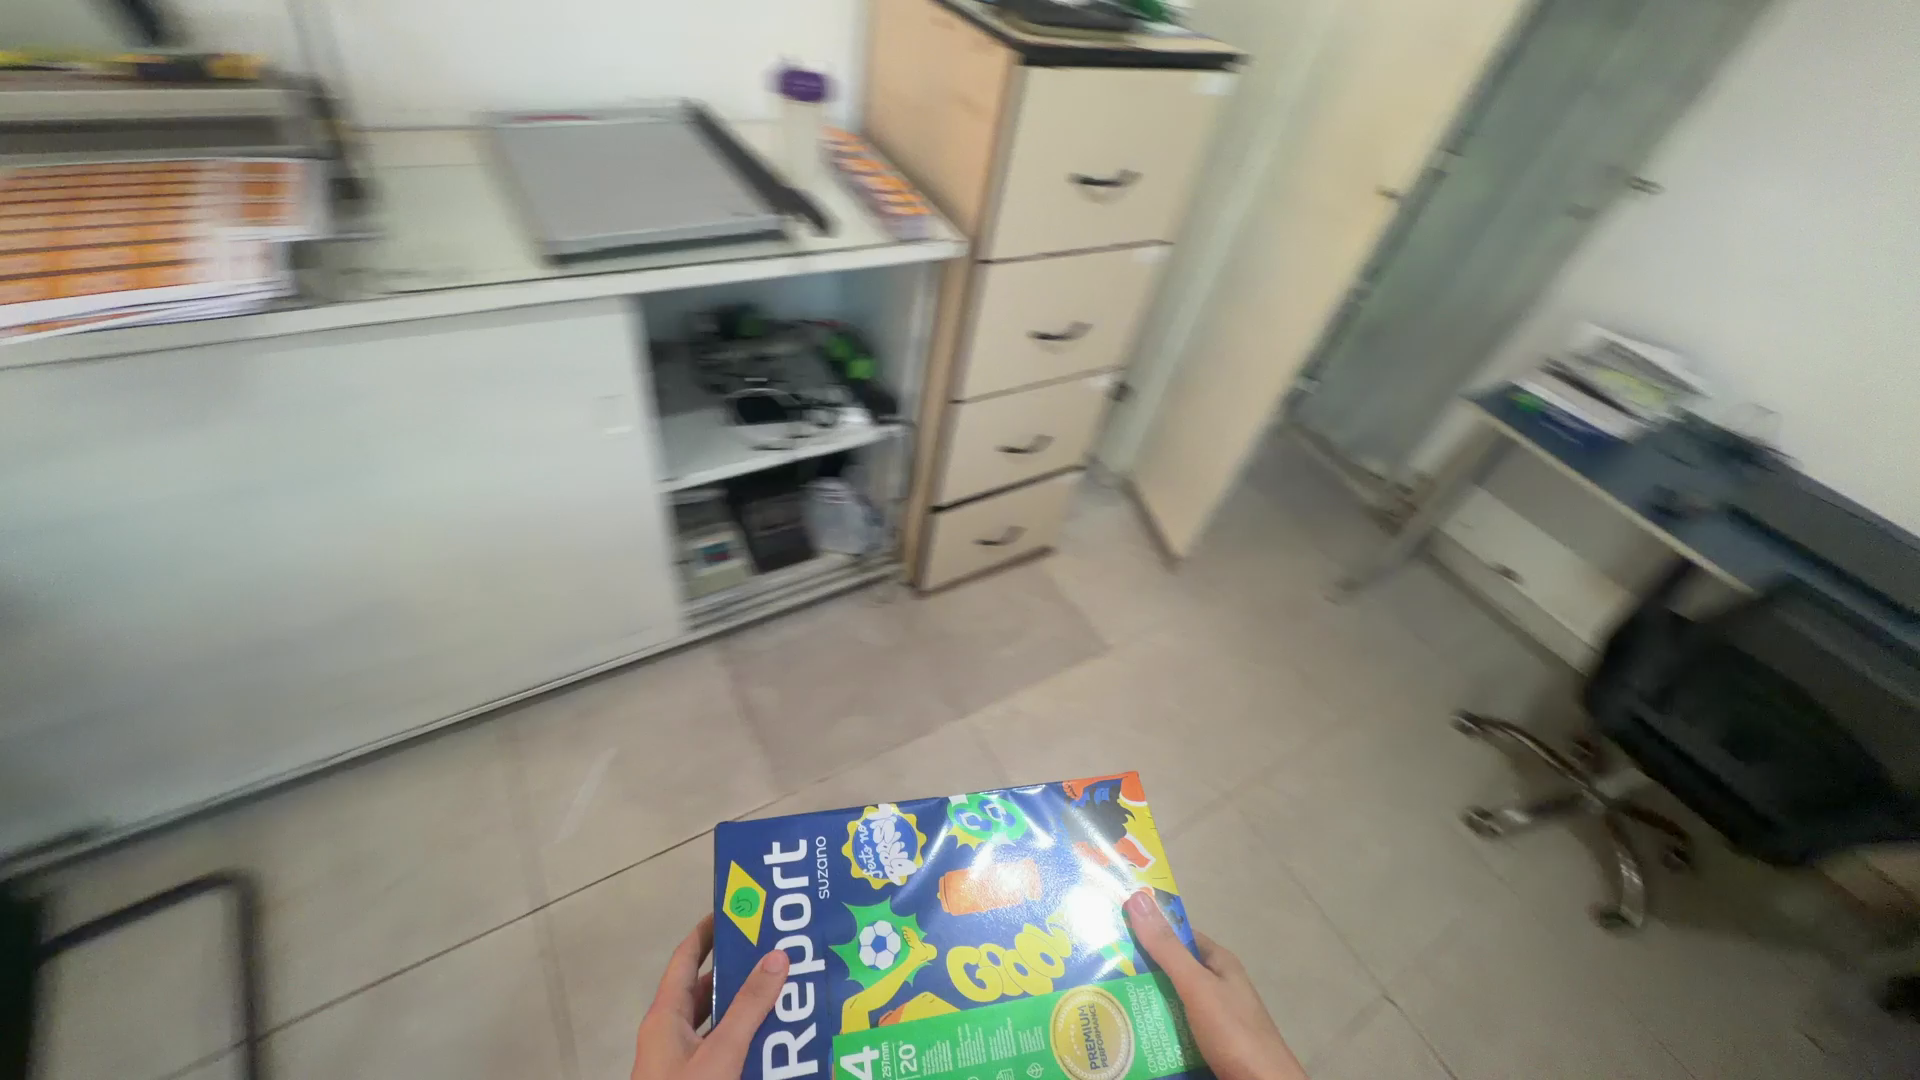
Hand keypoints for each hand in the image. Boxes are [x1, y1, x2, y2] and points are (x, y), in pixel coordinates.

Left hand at [633, 914, 792, 1079]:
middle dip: (742, 968)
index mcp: (665, 1017)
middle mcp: (671, 1036)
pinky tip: (781, 1038)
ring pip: (719, 1022)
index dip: (708, 930)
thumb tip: (777, 953)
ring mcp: (683, 1065)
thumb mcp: (721, 1053)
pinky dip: (750, 1038)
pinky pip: (726, 1050)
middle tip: (780, 946)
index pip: (686, 958)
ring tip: (789, 986)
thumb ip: (750, 1005)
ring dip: (749, 1006)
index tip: (739, 908)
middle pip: (707, 989)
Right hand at [1124, 891, 1306, 1079]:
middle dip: (1140, 971)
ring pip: (1169, 1004)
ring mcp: (1212, 1020)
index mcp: (1219, 964)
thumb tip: (1138, 897)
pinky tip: (1130, 1033)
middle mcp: (1216, 987)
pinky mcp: (1206, 1048)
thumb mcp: (1197, 985)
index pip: (1179, 936)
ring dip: (1144, 1004)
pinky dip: (1154, 1031)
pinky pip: (1173, 1032)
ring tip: (1107, 1001)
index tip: (1115, 931)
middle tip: (1102, 970)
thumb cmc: (1234, 1032)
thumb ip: (1167, 948)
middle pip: (1171, 971)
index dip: (1149, 930)